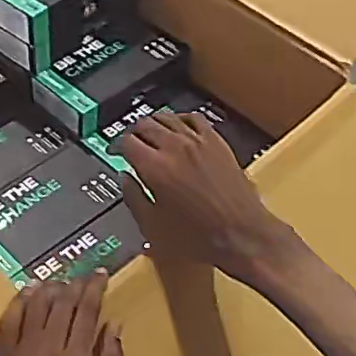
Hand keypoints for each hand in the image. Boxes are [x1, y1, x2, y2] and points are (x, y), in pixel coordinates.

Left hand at [0, 275, 123, 355]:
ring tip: (61, 281)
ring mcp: (20, 354)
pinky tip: (28, 292)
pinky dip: (18, 302)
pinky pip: (8, 322)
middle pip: (61, 305)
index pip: (86, 313)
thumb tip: (113, 323)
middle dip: (75, 284)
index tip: (102, 274)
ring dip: (49, 288)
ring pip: (34, 307)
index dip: (94, 289)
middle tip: (85, 275)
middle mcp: (46, 353)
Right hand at [119, 112, 308, 288]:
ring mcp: (199, 142)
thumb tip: (125, 179)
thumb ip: (134, 197)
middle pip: (145, 125)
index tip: (115, 153)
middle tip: (129, 144)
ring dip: (154, 124)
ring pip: (168, 118)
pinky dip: (180, 120)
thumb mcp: (153, 225)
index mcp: (154, 167)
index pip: (126, 142)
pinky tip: (178, 128)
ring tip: (149, 134)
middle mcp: (175, 148)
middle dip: (132, 133)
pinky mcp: (217, 143)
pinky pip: (194, 119)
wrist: (240, 235)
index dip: (116, 146)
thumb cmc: (197, 237)